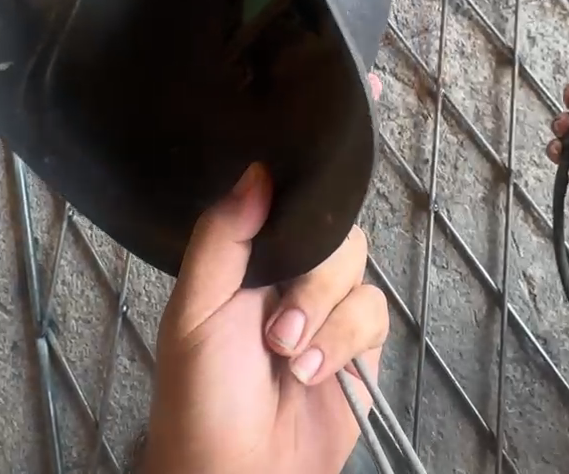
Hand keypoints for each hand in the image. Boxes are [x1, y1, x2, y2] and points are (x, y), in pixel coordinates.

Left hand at [142, 166, 387, 473]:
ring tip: (294, 362)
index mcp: (251, 256)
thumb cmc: (202, 397)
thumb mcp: (193, 313)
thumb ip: (221, 238)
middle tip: (280, 331)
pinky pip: (375, 312)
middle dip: (313, 282)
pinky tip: (319, 375)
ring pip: (357, 269)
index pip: (290, 203)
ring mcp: (327, 307)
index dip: (302, 206)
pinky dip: (348, 341)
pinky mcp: (359, 343)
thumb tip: (257, 170)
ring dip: (327, 316)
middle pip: (333, 232)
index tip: (301, 217)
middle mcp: (292, 273)